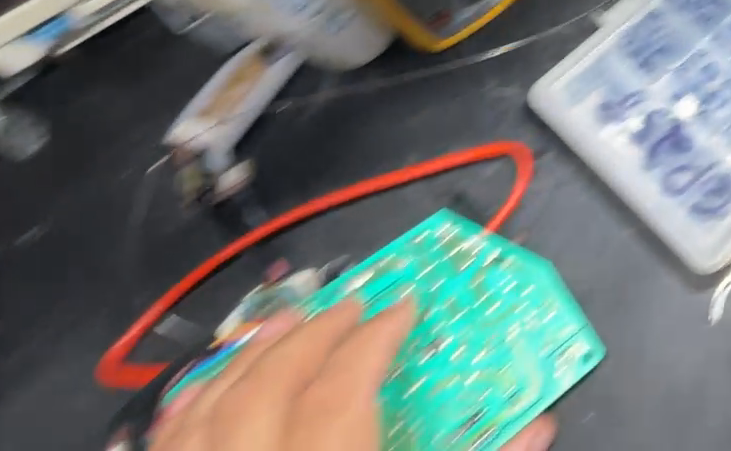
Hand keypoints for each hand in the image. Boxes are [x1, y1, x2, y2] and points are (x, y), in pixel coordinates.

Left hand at [151, 300, 558, 450]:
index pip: (346, 385)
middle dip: (314, 333)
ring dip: (245, 359)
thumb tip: (544, 426)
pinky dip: (186, 413)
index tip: (406, 307)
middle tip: (355, 304)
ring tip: (286, 323)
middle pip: (269, 388)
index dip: (378, 335)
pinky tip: (210, 393)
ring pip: (200, 417)